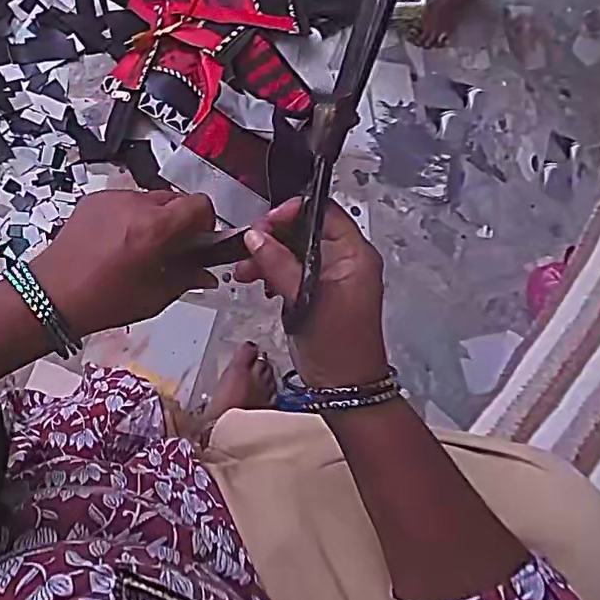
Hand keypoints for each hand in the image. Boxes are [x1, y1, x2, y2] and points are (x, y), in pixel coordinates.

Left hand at [28, 189, 218, 335]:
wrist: (52, 295)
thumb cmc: (97, 299)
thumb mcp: (153, 296)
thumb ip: (186, 278)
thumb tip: (204, 272)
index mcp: (154, 228)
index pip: (200, 205)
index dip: (205, 224)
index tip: (200, 240)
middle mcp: (133, 206)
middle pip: (176, 199)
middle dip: (179, 222)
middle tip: (172, 250)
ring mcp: (111, 200)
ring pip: (150, 198)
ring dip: (154, 218)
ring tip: (141, 249)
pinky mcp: (94, 201)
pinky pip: (124, 201)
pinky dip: (129, 216)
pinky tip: (120, 243)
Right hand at [233, 196, 388, 387]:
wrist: (343, 388)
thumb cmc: (337, 346)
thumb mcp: (306, 300)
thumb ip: (279, 264)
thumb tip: (255, 236)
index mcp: (354, 256)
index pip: (324, 213)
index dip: (293, 212)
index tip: (265, 223)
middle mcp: (343, 261)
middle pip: (303, 230)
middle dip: (272, 236)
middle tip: (248, 246)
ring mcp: (327, 276)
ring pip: (291, 249)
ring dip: (265, 255)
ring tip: (245, 270)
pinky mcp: (312, 291)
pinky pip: (289, 268)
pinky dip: (269, 271)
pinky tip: (256, 281)